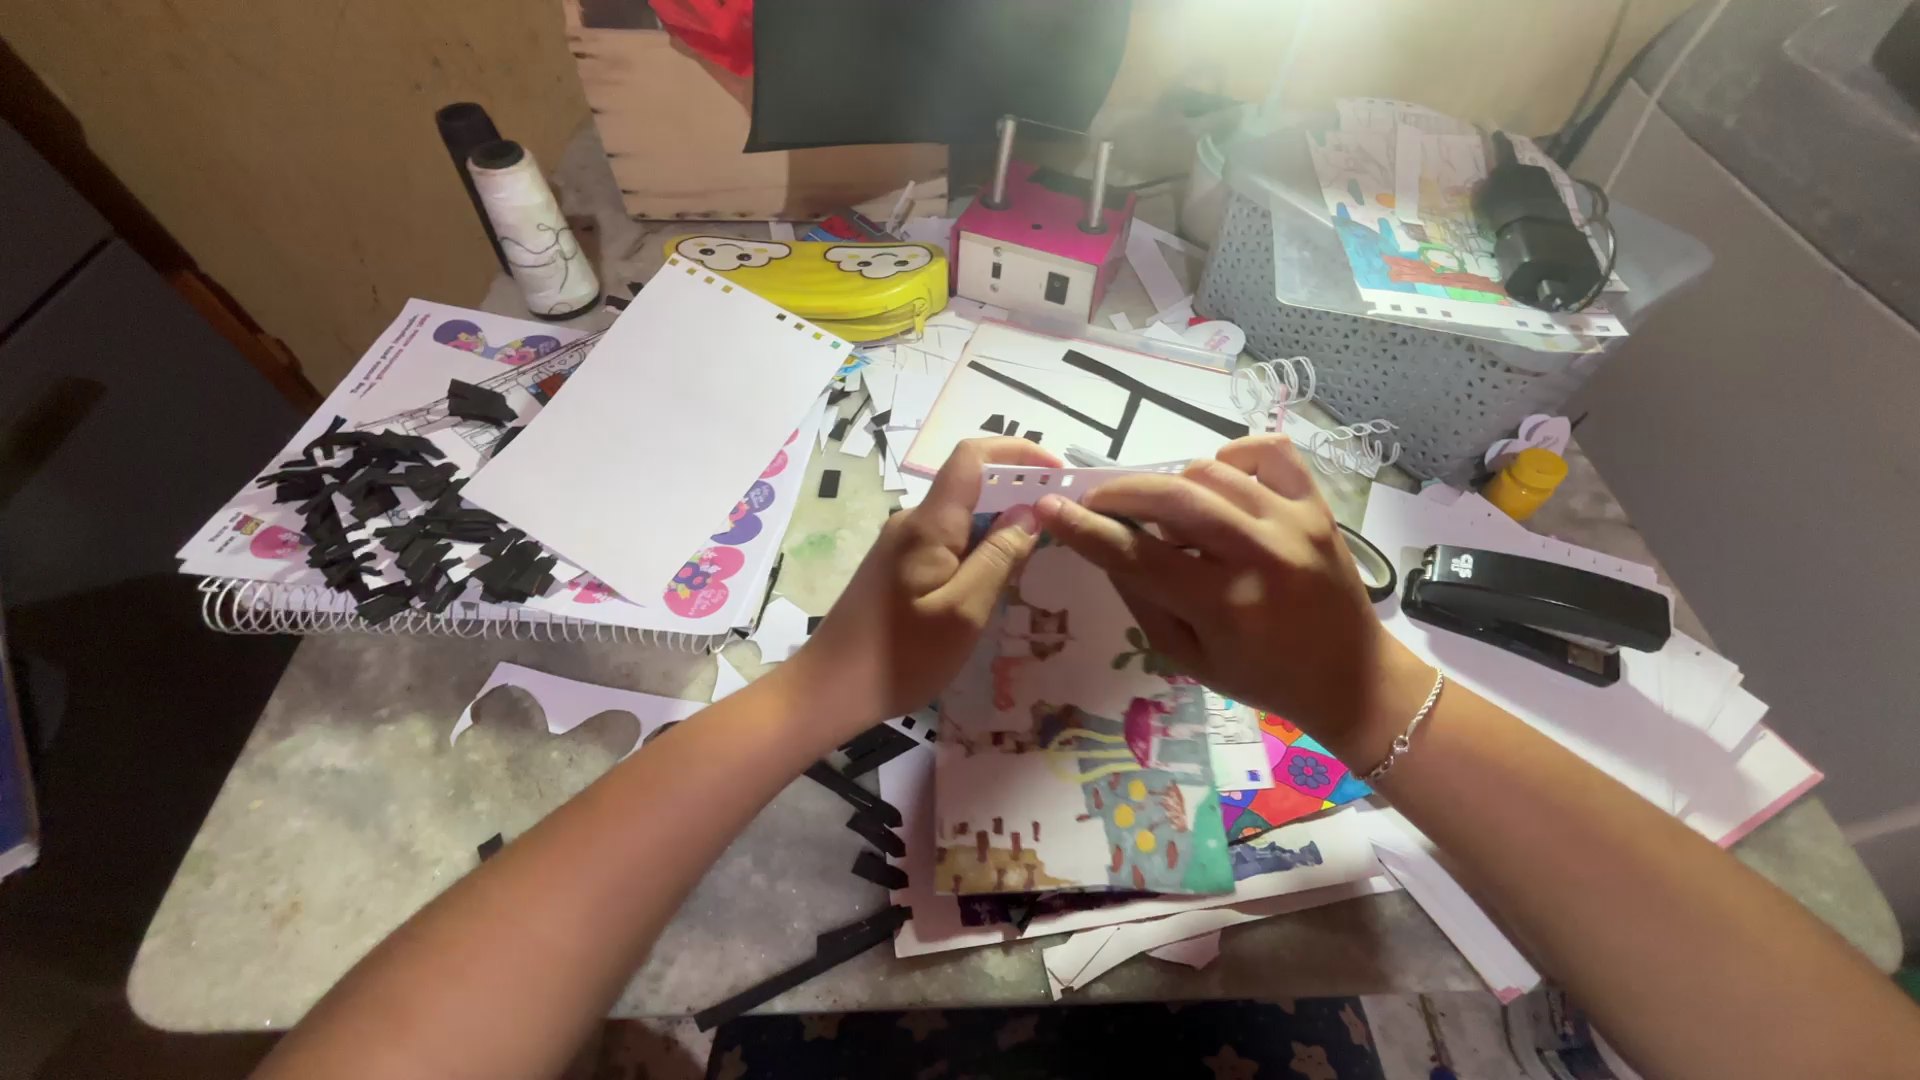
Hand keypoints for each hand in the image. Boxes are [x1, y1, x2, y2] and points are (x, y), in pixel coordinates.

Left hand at [792, 437, 1061, 741]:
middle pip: (968, 487)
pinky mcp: (898, 568)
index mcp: (928, 525)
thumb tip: (1029, 512)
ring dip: (997, 528)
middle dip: (1015, 495)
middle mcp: (911, 523)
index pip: (971, 458)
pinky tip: (994, 583)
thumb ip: (999, 558)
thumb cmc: (902, 656)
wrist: (830, 689)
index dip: (1016, 451)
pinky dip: (976, 551)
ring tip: (1034, 559)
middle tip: (1059, 525)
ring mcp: (901, 546)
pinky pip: (946, 544)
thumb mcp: (964, 611)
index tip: (1056, 471)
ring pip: (959, 520)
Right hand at [1033, 434, 1431, 763]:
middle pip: (1171, 498)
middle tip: (1098, 503)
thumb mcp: (1186, 657)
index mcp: (1224, 604)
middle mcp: (1261, 555)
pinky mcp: (1318, 506)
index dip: (1085, 529)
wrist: (1350, 677)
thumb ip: (1142, 598)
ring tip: (1166, 514)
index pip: (1136, 555)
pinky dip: (1231, 457)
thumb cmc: (1260, 676)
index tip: (1051, 507)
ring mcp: (1295, 523)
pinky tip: (1218, 482)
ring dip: (1170, 485)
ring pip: (1209, 471)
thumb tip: (1108, 545)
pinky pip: (1269, 452)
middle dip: (1120, 494)